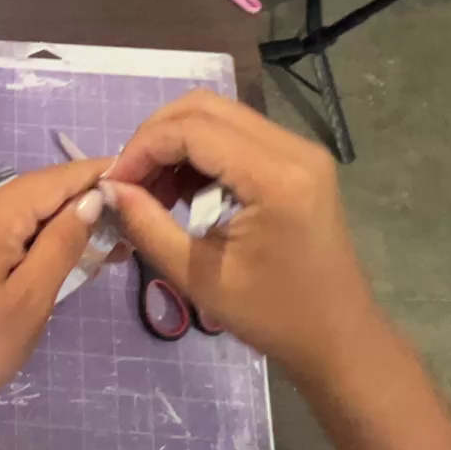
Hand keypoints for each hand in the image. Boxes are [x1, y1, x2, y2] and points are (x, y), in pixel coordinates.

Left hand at [0, 159, 108, 435]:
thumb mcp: (32, 298)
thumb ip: (63, 242)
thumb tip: (91, 197)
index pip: (52, 179)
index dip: (94, 175)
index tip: (137, 176)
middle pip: (35, 191)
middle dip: (79, 205)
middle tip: (129, 227)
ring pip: (18, 208)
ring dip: (57, 222)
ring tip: (104, 244)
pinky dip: (30, 235)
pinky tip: (59, 252)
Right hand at [100, 91, 381, 379]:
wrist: (341, 341)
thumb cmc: (273, 316)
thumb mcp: (197, 276)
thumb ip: (146, 224)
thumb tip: (108, 187)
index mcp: (275, 179)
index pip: (191, 130)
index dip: (143, 148)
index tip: (115, 183)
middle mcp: (292, 150)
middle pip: (202, 107)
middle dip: (154, 137)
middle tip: (130, 179)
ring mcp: (299, 150)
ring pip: (215, 114)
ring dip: (174, 142)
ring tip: (154, 188)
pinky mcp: (296, 160)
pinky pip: (233, 132)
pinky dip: (197, 151)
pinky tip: (184, 190)